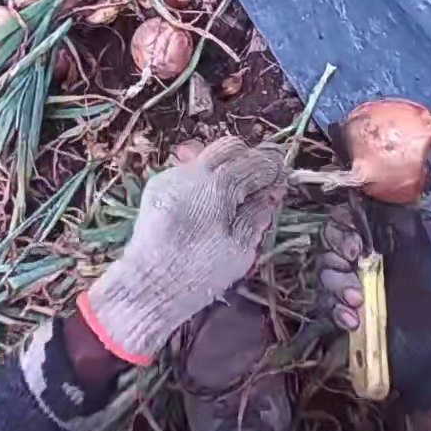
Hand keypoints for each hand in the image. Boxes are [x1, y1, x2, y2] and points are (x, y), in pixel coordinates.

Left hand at [79, 137, 285, 364]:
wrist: (149, 283)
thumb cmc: (200, 271)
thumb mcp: (242, 247)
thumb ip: (259, 213)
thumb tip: (273, 191)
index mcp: (219, 184)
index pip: (256, 161)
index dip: (274, 169)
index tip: (281, 181)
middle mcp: (194, 171)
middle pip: (230, 147)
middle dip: (248, 161)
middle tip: (257, 186)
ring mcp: (172, 176)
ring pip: (206, 156)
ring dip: (224, 168)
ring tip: (231, 198)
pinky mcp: (157, 186)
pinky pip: (187, 172)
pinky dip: (203, 181)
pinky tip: (205, 206)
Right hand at [316, 134, 430, 411]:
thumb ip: (411, 211)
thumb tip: (423, 156)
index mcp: (388, 235)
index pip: (349, 214)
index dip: (343, 223)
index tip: (355, 242)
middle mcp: (368, 255)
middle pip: (329, 239)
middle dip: (336, 253)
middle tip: (355, 266)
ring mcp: (355, 285)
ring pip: (323, 270)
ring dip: (337, 286)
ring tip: (360, 305)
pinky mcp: (346, 312)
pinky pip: (324, 302)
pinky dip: (334, 310)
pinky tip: (353, 322)